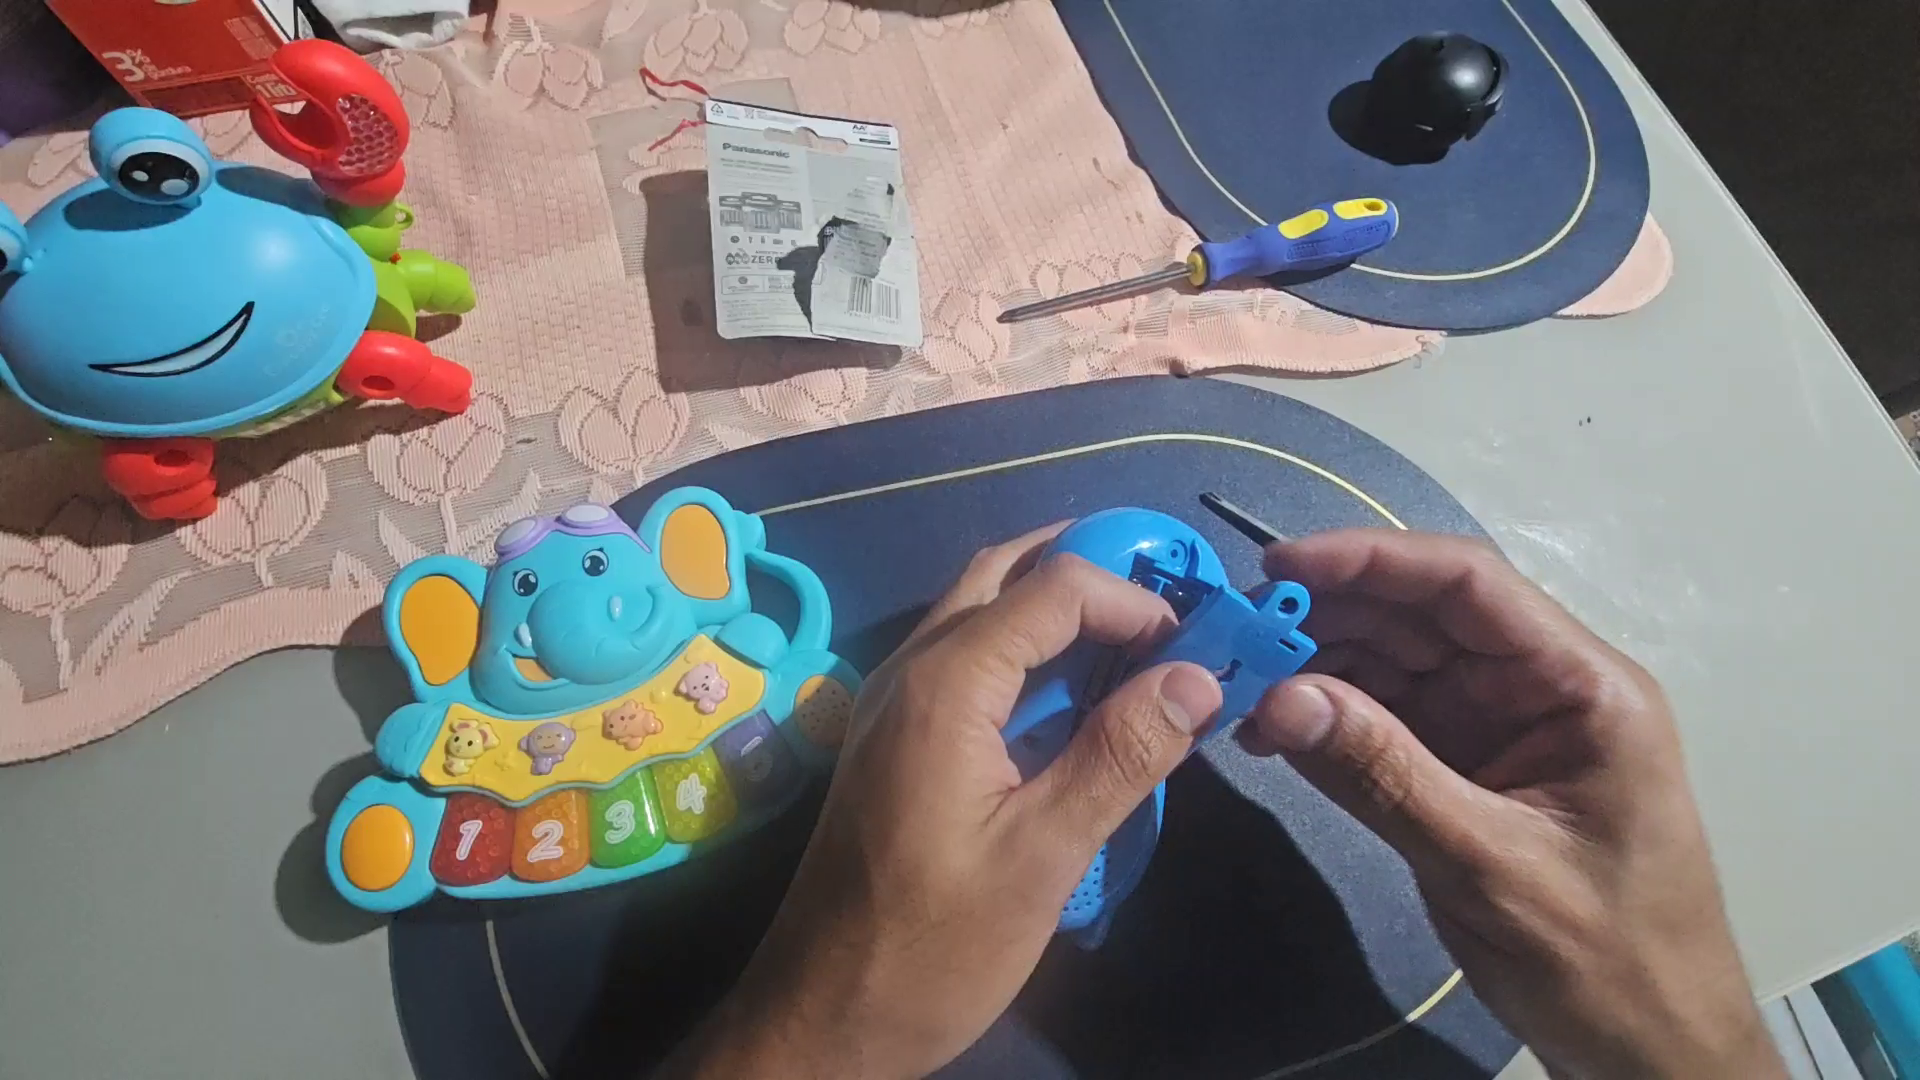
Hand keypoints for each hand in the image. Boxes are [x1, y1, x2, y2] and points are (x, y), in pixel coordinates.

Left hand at [659, 524, 1223, 1079]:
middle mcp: (911, 665)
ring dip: (1050, 599)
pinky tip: (1064, 685)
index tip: (1189, 648)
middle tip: (1158, 603)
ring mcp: (894, 692)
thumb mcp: (1042, 856)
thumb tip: (1197, 677)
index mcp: (946, 682)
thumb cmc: (933, 944)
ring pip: (976, 604)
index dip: (1129, 602)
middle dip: (1084, 569)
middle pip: (1002, 572)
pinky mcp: (894, 725)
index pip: (1053, 589)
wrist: (822, 1010)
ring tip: (1125, 632)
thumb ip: (1119, 755)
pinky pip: (961, 649)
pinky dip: (1020, 640)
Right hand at [1237, 530, 1783, 1079]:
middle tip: (1235, 634)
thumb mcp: (1490, 865)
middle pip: (1407, 613)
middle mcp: (1522, 681)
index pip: (1465, 584)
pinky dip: (1310, 710)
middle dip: (1319, 615)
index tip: (1279, 567)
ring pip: (1375, 655)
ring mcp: (1477, 714)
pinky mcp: (1440, 750)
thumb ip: (1382, 774)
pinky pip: (1363, 707)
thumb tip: (1276, 697)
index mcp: (1575, 684)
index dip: (1368, 560)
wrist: (1642, 1048)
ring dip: (1304, 663)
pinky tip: (1264, 730)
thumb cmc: (1605, 959)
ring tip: (1239, 688)